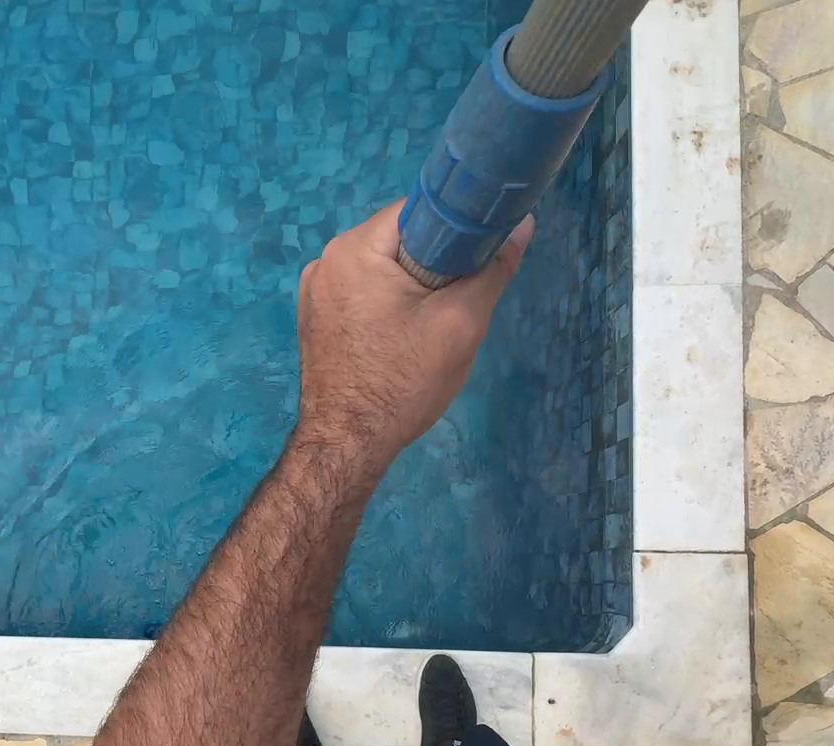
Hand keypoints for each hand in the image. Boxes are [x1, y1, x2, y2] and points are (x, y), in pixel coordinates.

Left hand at [291, 200, 531, 475]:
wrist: (347, 445)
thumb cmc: (402, 382)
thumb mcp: (460, 323)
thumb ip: (492, 268)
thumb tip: (520, 224)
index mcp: (352, 249)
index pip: (419, 211)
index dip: (457, 230)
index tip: (478, 260)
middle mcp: (324, 263)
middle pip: (399, 243)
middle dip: (434, 267)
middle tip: (455, 306)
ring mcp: (313, 295)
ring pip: (382, 273)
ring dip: (412, 291)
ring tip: (427, 330)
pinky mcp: (314, 323)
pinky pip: (362, 298)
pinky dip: (386, 310)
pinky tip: (399, 342)